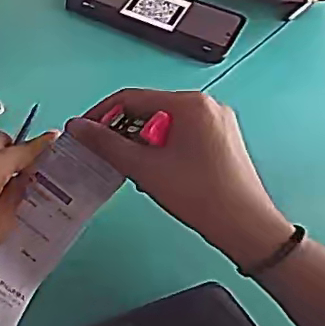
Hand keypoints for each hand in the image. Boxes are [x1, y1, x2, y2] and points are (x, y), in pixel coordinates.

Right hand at [64, 90, 292, 267]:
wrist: (246, 228)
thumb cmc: (200, 195)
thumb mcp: (143, 167)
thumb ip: (105, 143)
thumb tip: (78, 126)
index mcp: (189, 103)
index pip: (131, 98)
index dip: (101, 115)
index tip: (84, 132)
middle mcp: (205, 105)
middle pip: (148, 109)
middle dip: (123, 132)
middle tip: (108, 155)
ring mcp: (216, 122)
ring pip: (163, 124)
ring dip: (141, 143)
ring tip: (136, 170)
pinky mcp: (220, 139)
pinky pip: (180, 134)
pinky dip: (161, 149)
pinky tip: (157, 172)